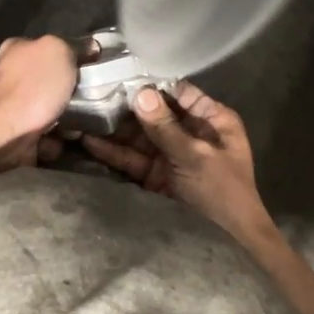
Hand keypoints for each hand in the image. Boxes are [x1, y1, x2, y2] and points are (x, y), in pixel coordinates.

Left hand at [0, 36, 78, 170]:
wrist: (1, 131)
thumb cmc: (31, 88)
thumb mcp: (59, 51)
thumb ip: (74, 46)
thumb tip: (89, 47)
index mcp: (19, 47)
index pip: (55, 49)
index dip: (76, 60)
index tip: (94, 74)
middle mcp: (12, 73)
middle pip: (53, 83)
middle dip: (71, 96)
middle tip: (90, 105)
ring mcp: (10, 105)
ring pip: (50, 112)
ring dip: (65, 122)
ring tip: (77, 130)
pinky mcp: (13, 132)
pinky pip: (42, 137)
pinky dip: (51, 143)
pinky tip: (57, 143)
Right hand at [80, 82, 271, 240]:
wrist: (228, 239)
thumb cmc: (222, 191)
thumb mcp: (196, 156)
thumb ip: (166, 127)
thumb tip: (140, 93)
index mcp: (212, 120)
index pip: (179, 93)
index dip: (152, 85)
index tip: (122, 74)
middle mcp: (189, 132)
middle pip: (154, 113)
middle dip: (126, 106)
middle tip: (94, 92)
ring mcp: (170, 154)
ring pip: (138, 135)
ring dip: (114, 128)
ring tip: (84, 113)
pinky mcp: (154, 175)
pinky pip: (132, 159)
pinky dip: (112, 152)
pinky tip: (89, 141)